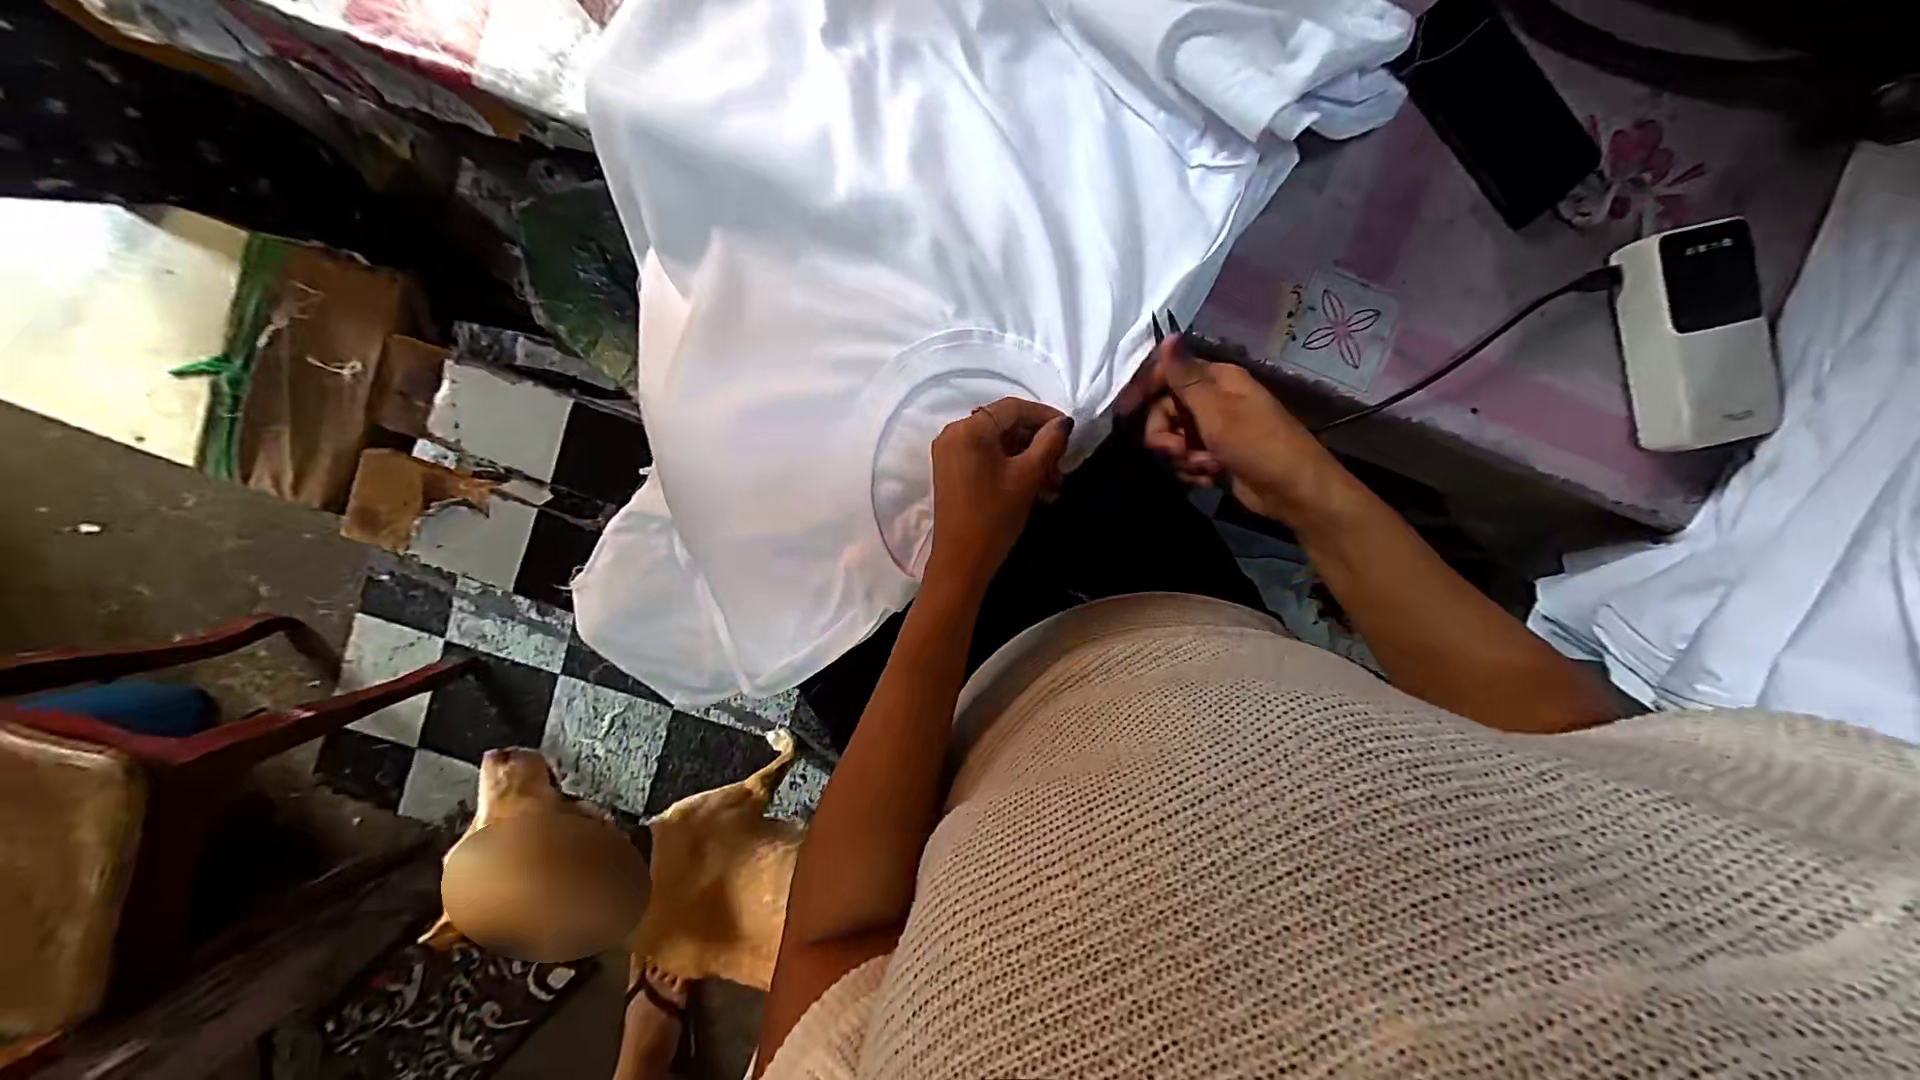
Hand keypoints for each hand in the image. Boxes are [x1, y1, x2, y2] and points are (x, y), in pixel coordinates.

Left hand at [926, 397, 1072, 593]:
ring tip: (1052, 483)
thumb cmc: (995, 516)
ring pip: (998, 443)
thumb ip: (1049, 443)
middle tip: (1062, 464)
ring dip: (1028, 458)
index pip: (1013, 408)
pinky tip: (1034, 487)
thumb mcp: (1028, 476)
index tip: (1070, 430)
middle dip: (1038, 442)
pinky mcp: (952, 471)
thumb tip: (1064, 423)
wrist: (962, 561)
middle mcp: (954, 433)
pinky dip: (1011, 466)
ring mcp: (950, 453)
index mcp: (969, 429)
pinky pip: (986, 457)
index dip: (1045, 415)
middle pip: (1005, 424)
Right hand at [1125, 336, 1345, 523]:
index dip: (1144, 390)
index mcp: (1217, 379)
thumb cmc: (1257, 443)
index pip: (1168, 373)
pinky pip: (1185, 459)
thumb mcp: (1216, 409)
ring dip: (1181, 458)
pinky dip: (1192, 470)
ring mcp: (1214, 430)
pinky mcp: (1214, 455)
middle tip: (1177, 452)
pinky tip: (1209, 478)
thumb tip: (1169, 334)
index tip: (1124, 411)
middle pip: (1164, 411)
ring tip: (1203, 467)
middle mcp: (1213, 400)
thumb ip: (1185, 376)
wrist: (1292, 490)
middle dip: (1165, 436)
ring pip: (1172, 439)